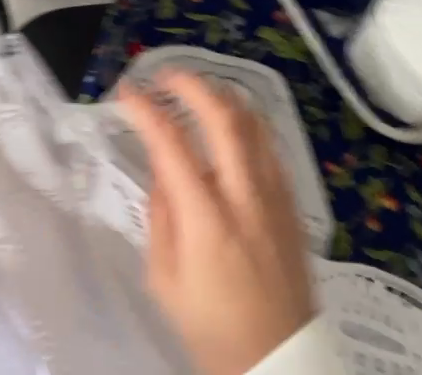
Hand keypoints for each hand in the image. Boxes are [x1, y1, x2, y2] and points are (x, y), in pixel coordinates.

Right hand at [120, 70, 315, 374]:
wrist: (280, 361)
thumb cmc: (212, 328)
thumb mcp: (164, 280)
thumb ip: (161, 216)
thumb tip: (161, 169)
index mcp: (206, 219)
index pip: (171, 143)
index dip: (145, 110)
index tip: (127, 92)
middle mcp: (245, 197)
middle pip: (224, 116)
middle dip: (191, 84)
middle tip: (165, 76)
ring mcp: (276, 197)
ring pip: (255, 123)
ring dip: (223, 96)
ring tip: (197, 90)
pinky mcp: (294, 205)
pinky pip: (270, 146)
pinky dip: (246, 123)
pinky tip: (230, 126)